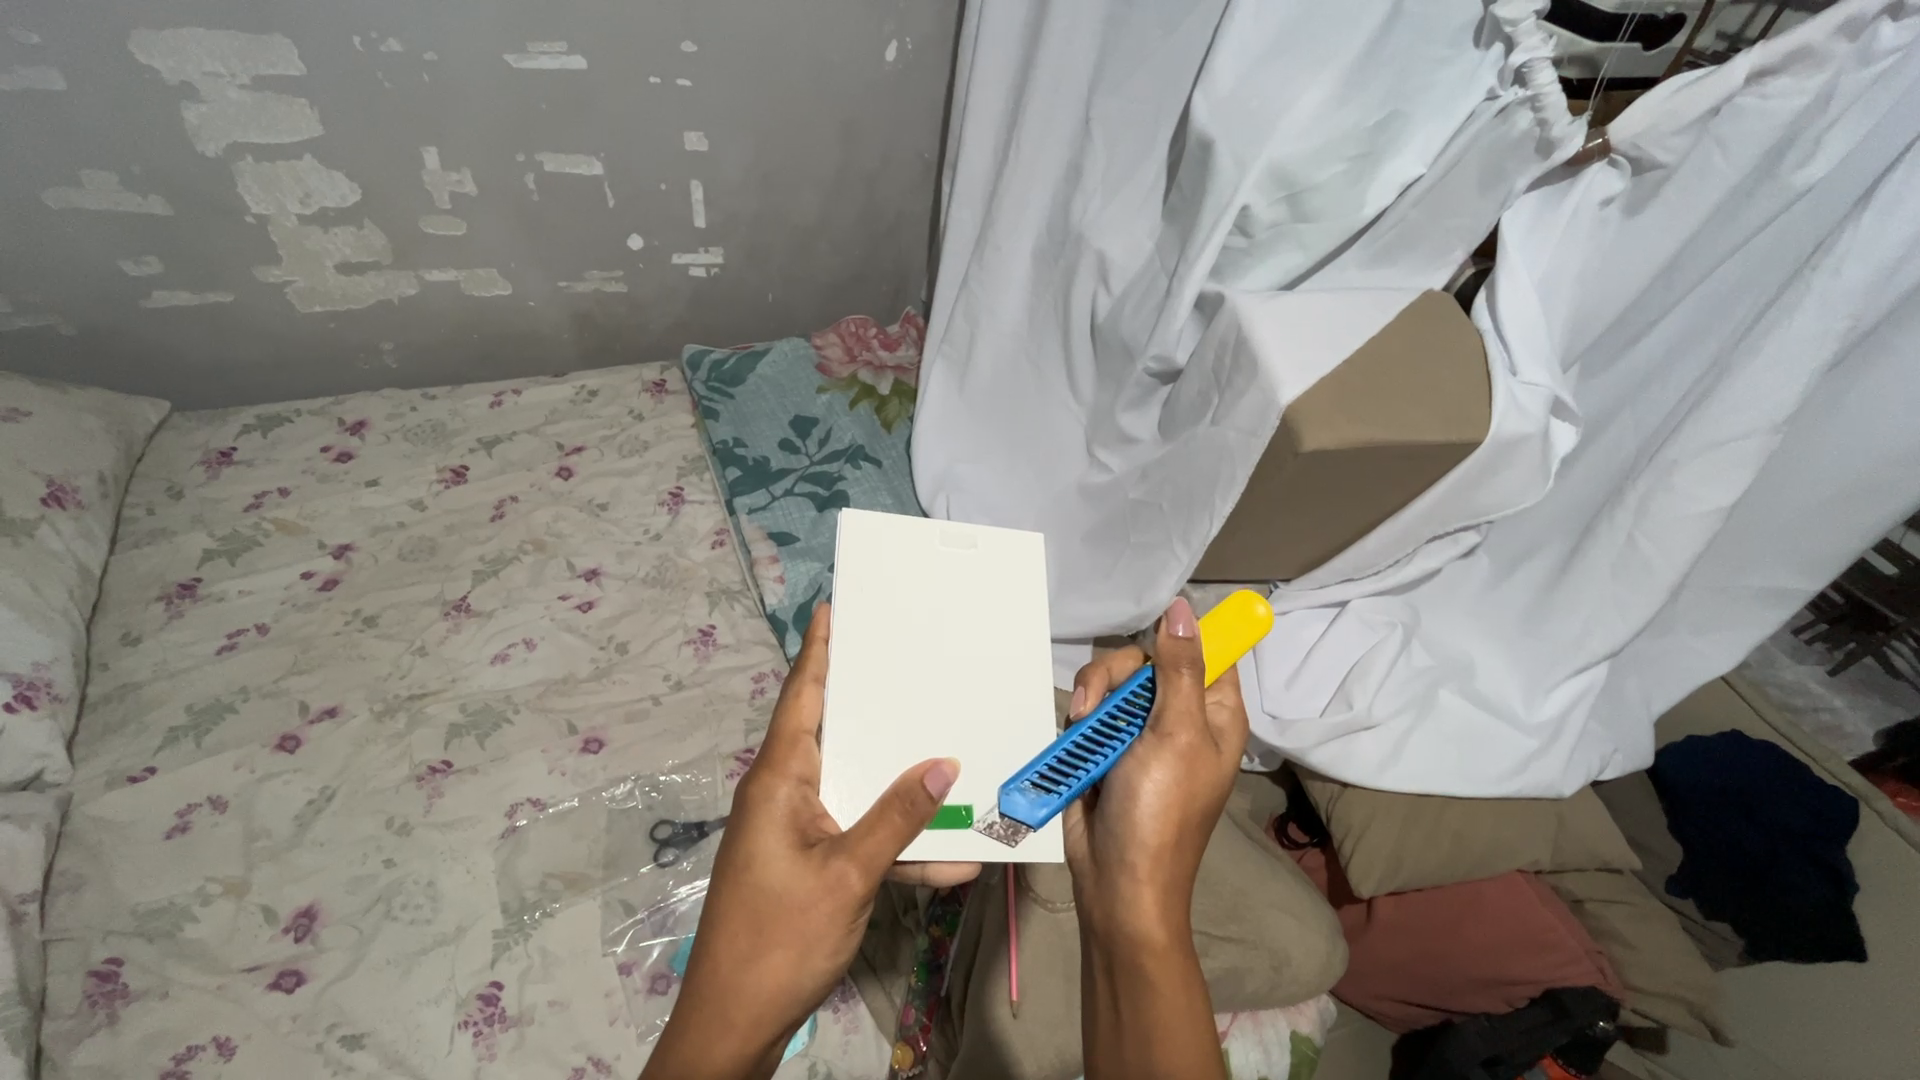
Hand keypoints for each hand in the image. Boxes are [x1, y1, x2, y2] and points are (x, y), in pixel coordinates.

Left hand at [644, 605, 963, 1079]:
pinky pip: (857, 833)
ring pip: (853, 784)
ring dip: (895, 782)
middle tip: (912, 665)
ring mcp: (794, 828)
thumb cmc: (780, 939)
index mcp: (780, 778)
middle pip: (832, 729)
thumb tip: (943, 765)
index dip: (820, 650)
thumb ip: (897, 817)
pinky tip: (946, 859)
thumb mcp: (849, 875)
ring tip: (943, 747)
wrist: (734, 1023)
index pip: (802, 695)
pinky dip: (893, 841)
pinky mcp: (807, 861)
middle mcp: (784, 791)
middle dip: (872, 702)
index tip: (835, 607)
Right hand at [1063, 596, 1247, 941]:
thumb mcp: (1177, 734)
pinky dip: (1080, 717)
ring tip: (1084, 728)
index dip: (1184, 635)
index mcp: (1214, 712)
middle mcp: (1180, 715)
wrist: (1115, 876)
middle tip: (1106, 702)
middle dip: (1119, 674)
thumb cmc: (1160, 809)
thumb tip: (1184, 607)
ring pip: (1112, 679)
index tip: (1154, 639)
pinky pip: (1091, 705)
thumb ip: (1180, 668)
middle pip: (1148, 658)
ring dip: (1093, 696)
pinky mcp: (1106, 742)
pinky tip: (1075, 735)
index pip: (1211, 651)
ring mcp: (1140, 729)